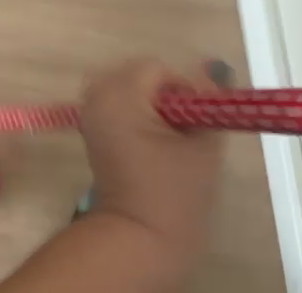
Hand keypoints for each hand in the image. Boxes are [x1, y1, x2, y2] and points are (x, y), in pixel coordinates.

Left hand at [80, 59, 224, 266]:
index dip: (183, 86)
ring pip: (124, 86)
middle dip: (164, 92)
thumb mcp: (202, 147)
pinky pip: (113, 102)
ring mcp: (88, 111)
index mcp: (118, 95)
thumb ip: (209, 107)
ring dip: (149, 101)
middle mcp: (95, 95)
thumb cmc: (174, 192)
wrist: (140, 233)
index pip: (154, 68)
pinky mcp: (90, 128)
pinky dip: (135, 111)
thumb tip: (213, 75)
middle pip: (135, 73)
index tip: (200, 116)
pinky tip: (154, 139)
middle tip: (187, 124)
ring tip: (173, 133)